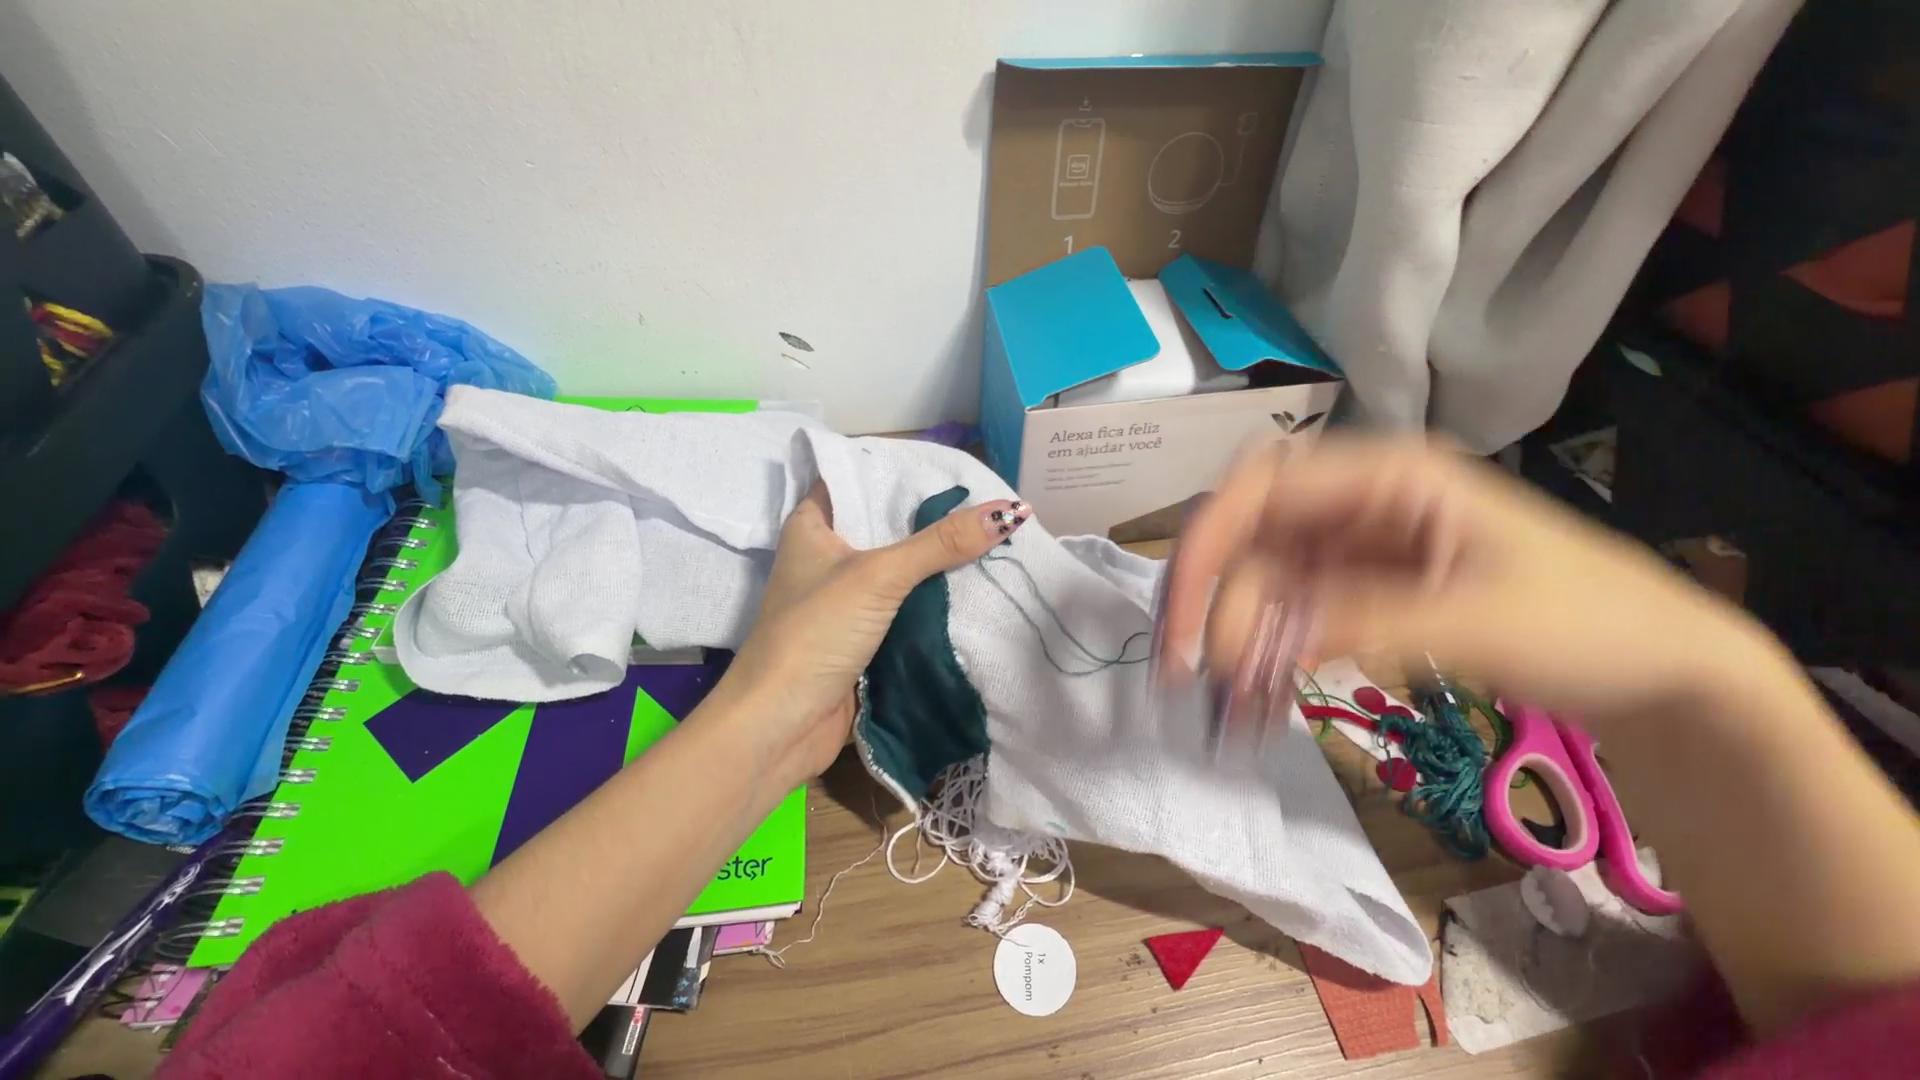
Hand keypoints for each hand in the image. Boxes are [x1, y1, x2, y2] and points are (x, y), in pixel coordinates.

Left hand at [713, 483, 1029, 785]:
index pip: (857, 479)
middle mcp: (825, 557)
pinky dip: (934, 600)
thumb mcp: (878, 577)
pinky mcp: (861, 637)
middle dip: (932, 518)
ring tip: (995, 535)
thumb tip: (1011, 510)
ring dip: (937, 561)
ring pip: (899, 569)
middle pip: (885, 526)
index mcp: (811, 526)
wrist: (780, 726)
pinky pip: (905, 607)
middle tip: (990, 500)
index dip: (900, 470)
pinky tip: (977, 585)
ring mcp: (844, 600)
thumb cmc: (814, 634)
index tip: (953, 465)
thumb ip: (941, 543)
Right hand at [1163, 436, 1784, 724]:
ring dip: (1237, 638)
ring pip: (1262, 580)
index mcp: (1390, 476)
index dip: (1209, 542)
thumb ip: (1359, 621)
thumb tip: (1252, 641)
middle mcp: (1360, 503)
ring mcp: (1357, 549)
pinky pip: (1290, 615)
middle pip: (1252, 537)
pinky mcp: (1360, 592)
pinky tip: (1261, 699)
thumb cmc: (1592, 624)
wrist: (1663, 672)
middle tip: (1202, 682)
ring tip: (1235, 707)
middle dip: (1218, 604)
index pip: (1264, 486)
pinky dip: (1267, 655)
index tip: (1183, 617)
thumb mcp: (1478, 621)